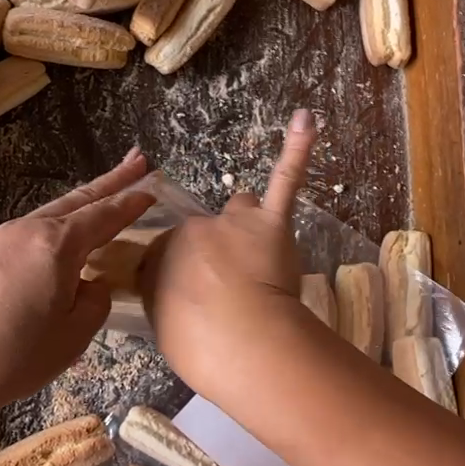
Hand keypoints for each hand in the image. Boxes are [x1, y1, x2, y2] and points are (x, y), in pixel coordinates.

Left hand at [0, 150, 156, 427]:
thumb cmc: (14, 360)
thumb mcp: (74, 337)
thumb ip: (95, 301)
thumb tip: (89, 283)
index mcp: (55, 246)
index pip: (103, 216)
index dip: (129, 202)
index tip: (151, 188)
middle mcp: (23, 230)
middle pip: (75, 201)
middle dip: (109, 182)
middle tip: (137, 161)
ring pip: (42, 220)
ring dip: (72, 212)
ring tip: (95, 209)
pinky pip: (16, 239)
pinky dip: (40, 239)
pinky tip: (44, 257)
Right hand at [139, 111, 318, 394]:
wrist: (242, 343)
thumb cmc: (199, 346)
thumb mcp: (163, 327)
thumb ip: (165, 302)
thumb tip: (176, 299)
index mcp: (159, 256)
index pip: (167, 254)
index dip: (182, 276)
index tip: (194, 300)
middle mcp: (191, 231)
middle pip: (202, 232)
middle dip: (214, 254)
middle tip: (230, 290)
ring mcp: (232, 224)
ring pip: (238, 207)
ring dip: (245, 224)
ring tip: (258, 253)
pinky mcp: (270, 224)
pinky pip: (284, 179)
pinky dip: (297, 148)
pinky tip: (305, 119)